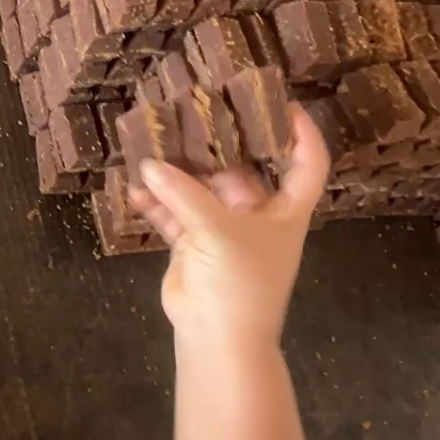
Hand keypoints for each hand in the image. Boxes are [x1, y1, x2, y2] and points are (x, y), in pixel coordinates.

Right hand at [128, 104, 329, 348]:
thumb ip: (183, 194)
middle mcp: (256, 216)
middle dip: (216, 148)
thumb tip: (149, 165)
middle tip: (191, 116)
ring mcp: (221, 231)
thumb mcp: (217, 229)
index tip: (284, 103)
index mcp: (285, 210)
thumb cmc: (239, 280)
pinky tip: (134, 189)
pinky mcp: (191, 247)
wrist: (217, 335)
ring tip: (151, 149)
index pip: (305, 162)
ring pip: (199, 192)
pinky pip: (173, 216)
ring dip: (177, 176)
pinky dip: (155, 204)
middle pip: (240, 171)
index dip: (300, 132)